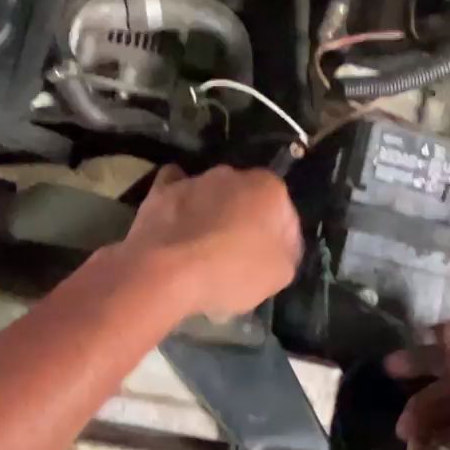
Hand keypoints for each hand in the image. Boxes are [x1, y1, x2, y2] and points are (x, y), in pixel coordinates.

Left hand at [118, 164, 301, 319]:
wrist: (165, 271)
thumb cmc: (231, 271)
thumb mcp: (280, 275)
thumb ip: (287, 252)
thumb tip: (280, 246)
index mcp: (269, 189)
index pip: (285, 216)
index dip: (282, 243)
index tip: (271, 265)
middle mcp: (234, 174)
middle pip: (248, 201)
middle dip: (246, 223)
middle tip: (239, 258)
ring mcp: (196, 179)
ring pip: (213, 195)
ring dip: (214, 213)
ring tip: (203, 249)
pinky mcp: (162, 190)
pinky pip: (176, 190)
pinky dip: (180, 202)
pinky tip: (178, 222)